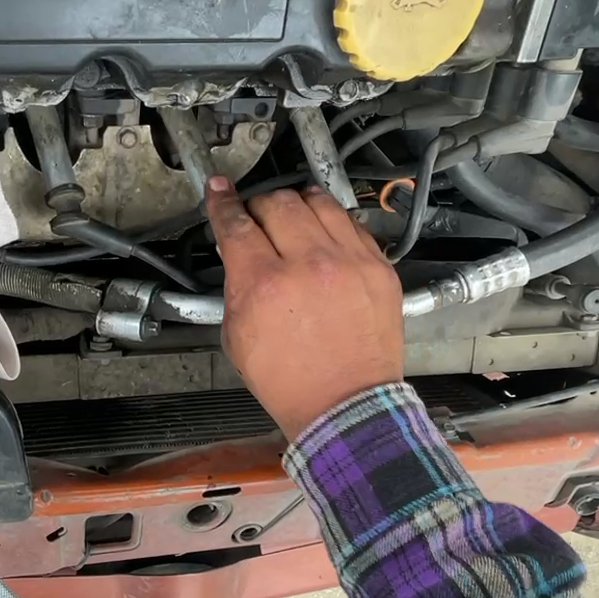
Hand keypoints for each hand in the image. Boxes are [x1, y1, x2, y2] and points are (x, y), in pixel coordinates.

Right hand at [208, 177, 403, 439]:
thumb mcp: (238, 338)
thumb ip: (235, 288)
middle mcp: (309, 264)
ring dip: (296, 204)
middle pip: (276, 203)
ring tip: (291, 218)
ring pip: (317, 201)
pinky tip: (323, 234)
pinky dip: (331, 222)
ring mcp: (349, 262)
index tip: (219, 192)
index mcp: (264, 285)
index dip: (222, 203)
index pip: (237, 224)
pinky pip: (351, 223)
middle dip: (258, 206)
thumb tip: (237, 255)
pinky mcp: (378, 267)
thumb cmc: (291, 382)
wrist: (344, 405)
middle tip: (255, 218)